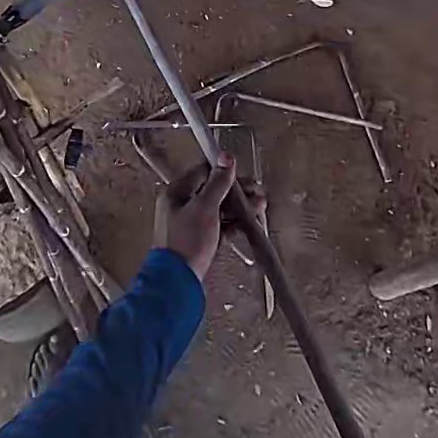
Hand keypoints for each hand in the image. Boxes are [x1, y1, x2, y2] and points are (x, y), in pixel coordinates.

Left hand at [155, 154, 253, 280]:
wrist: (178, 281)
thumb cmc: (188, 240)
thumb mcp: (205, 207)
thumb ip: (217, 183)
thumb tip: (226, 156)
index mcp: (176, 192)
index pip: (202, 172)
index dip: (224, 172)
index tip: (245, 176)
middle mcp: (181, 204)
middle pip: (212, 190)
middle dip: (237, 191)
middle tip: (259, 193)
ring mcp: (190, 222)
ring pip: (218, 208)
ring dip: (239, 206)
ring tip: (261, 206)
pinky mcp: (199, 239)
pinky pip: (219, 225)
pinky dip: (233, 222)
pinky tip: (250, 222)